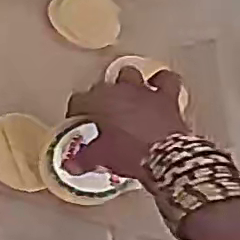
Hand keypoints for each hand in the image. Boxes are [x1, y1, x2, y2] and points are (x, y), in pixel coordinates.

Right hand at [64, 67, 189, 181]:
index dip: (76, 111)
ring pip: (130, 74)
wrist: (164, 158)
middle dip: (99, 97)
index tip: (77, 121)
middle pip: (102, 86)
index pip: (79, 100)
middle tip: (99, 112)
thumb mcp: (99, 158)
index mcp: (98, 101)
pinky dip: (161, 82)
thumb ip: (84, 159)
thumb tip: (73, 165)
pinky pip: (165, 80)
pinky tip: (158, 86)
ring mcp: (144, 92)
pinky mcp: (167, 98)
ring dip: (126, 82)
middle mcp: (120, 91)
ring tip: (125, 92)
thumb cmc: (129, 153)